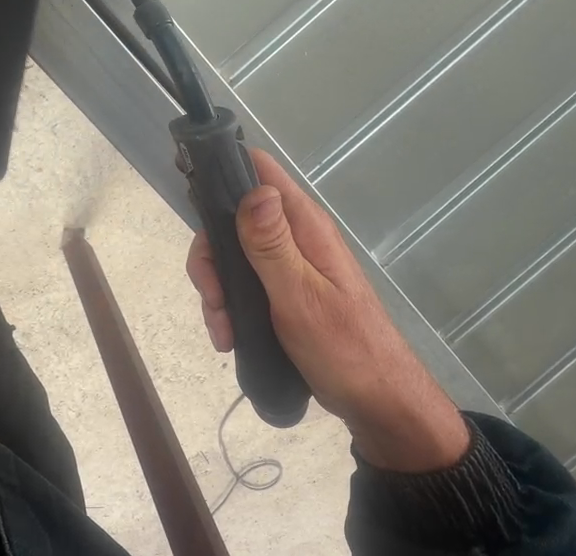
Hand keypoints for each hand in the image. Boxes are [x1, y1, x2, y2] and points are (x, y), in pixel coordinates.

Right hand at [186, 149, 469, 471]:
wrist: (381, 405)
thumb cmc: (345, 349)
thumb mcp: (300, 296)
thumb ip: (272, 243)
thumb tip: (255, 190)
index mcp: (304, 224)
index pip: (258, 169)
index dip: (223, 172)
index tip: (194, 203)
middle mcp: (296, 234)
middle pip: (232, 218)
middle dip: (212, 256)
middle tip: (213, 297)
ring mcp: (290, 263)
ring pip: (233, 255)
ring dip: (219, 289)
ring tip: (223, 331)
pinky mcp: (285, 290)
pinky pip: (245, 284)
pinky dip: (230, 306)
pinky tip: (230, 337)